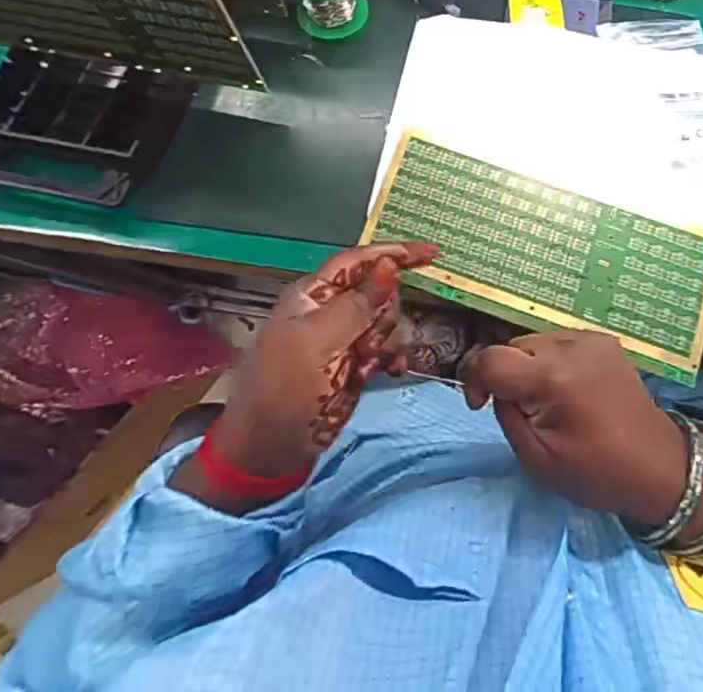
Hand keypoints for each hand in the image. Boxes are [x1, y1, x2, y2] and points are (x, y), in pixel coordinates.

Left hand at [187, 242, 438, 501]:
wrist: (269, 449)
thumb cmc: (284, 390)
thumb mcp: (318, 343)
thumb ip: (356, 305)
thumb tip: (389, 265)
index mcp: (313, 294)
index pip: (359, 260)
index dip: (394, 253)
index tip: (432, 253)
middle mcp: (330, 309)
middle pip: (380, 291)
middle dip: (384, 313)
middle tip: (367, 344)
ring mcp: (344, 338)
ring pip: (388, 320)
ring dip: (387, 339)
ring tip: (366, 364)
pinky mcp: (355, 364)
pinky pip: (388, 347)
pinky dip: (393, 356)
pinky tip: (390, 370)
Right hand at [459, 330, 689, 524]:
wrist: (662, 467)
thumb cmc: (597, 472)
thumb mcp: (537, 459)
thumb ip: (505, 415)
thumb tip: (494, 387)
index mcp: (551, 379)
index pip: (490, 359)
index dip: (473, 378)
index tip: (479, 404)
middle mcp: (569, 347)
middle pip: (511, 348)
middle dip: (507, 375)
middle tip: (522, 410)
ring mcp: (588, 338)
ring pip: (532, 342)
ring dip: (528, 366)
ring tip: (548, 400)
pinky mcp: (601, 339)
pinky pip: (557, 342)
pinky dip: (551, 361)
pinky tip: (568, 387)